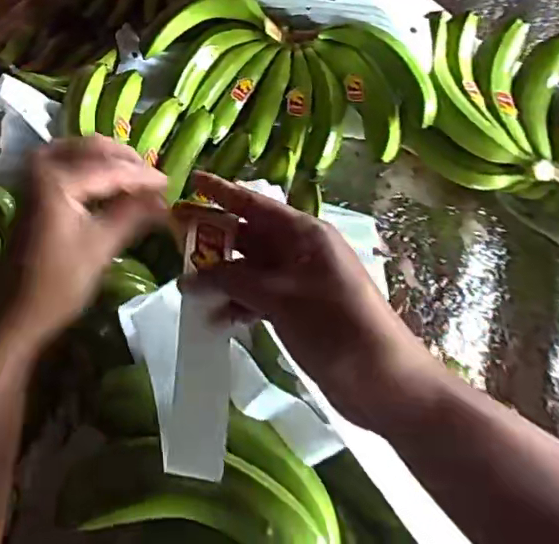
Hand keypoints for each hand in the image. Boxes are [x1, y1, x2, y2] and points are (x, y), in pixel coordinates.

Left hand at [2, 139, 167, 348]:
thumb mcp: (100, 248)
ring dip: (111, 160)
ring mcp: (35, 173)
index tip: (170, 183)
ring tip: (137, 178)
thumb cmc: (56, 286)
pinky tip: (112, 182)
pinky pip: (70, 160)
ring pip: (82, 151)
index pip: (111, 169)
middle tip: (154, 179)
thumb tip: (164, 200)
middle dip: (127, 161)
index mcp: (57, 180)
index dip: (143, 176)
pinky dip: (93, 166)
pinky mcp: (34, 185)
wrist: (11, 314)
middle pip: (95, 148)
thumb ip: (133, 215)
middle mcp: (43, 165)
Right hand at [186, 175, 435, 432]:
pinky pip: (260, 296)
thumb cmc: (335, 324)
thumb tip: (190, 278)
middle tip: (174, 232)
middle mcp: (300, 250)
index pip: (255, 204)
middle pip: (249, 235)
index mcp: (303, 233)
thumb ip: (234, 283)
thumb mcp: (280, 297)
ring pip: (251, 268)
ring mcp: (299, 281)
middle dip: (214, 235)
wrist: (384, 380)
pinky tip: (216, 319)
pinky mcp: (298, 309)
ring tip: (186, 285)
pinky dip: (239, 304)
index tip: (193, 178)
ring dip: (223, 276)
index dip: (222, 191)